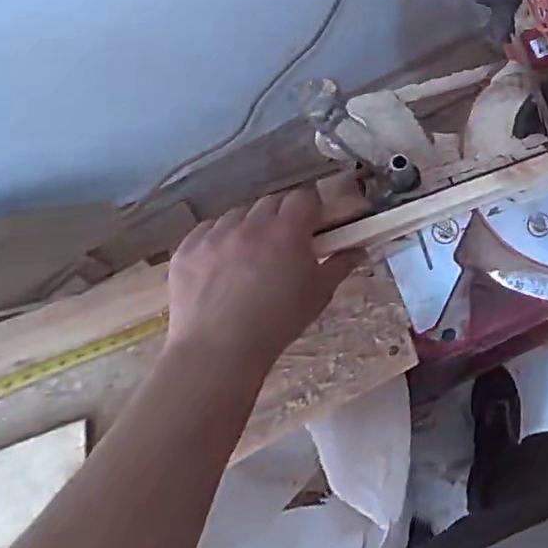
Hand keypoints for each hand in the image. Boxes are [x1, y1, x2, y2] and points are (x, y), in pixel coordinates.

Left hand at [165, 188, 364, 368]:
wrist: (218, 351)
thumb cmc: (278, 322)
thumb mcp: (318, 293)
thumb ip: (340, 265)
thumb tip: (360, 250)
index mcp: (287, 232)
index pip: (303, 197)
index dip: (311, 207)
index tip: (313, 223)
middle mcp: (250, 225)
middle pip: (271, 201)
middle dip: (282, 214)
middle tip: (286, 241)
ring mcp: (214, 235)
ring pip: (238, 214)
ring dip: (250, 225)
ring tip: (251, 252)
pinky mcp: (187, 250)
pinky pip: (207, 229)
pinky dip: (219, 237)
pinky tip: (222, 261)